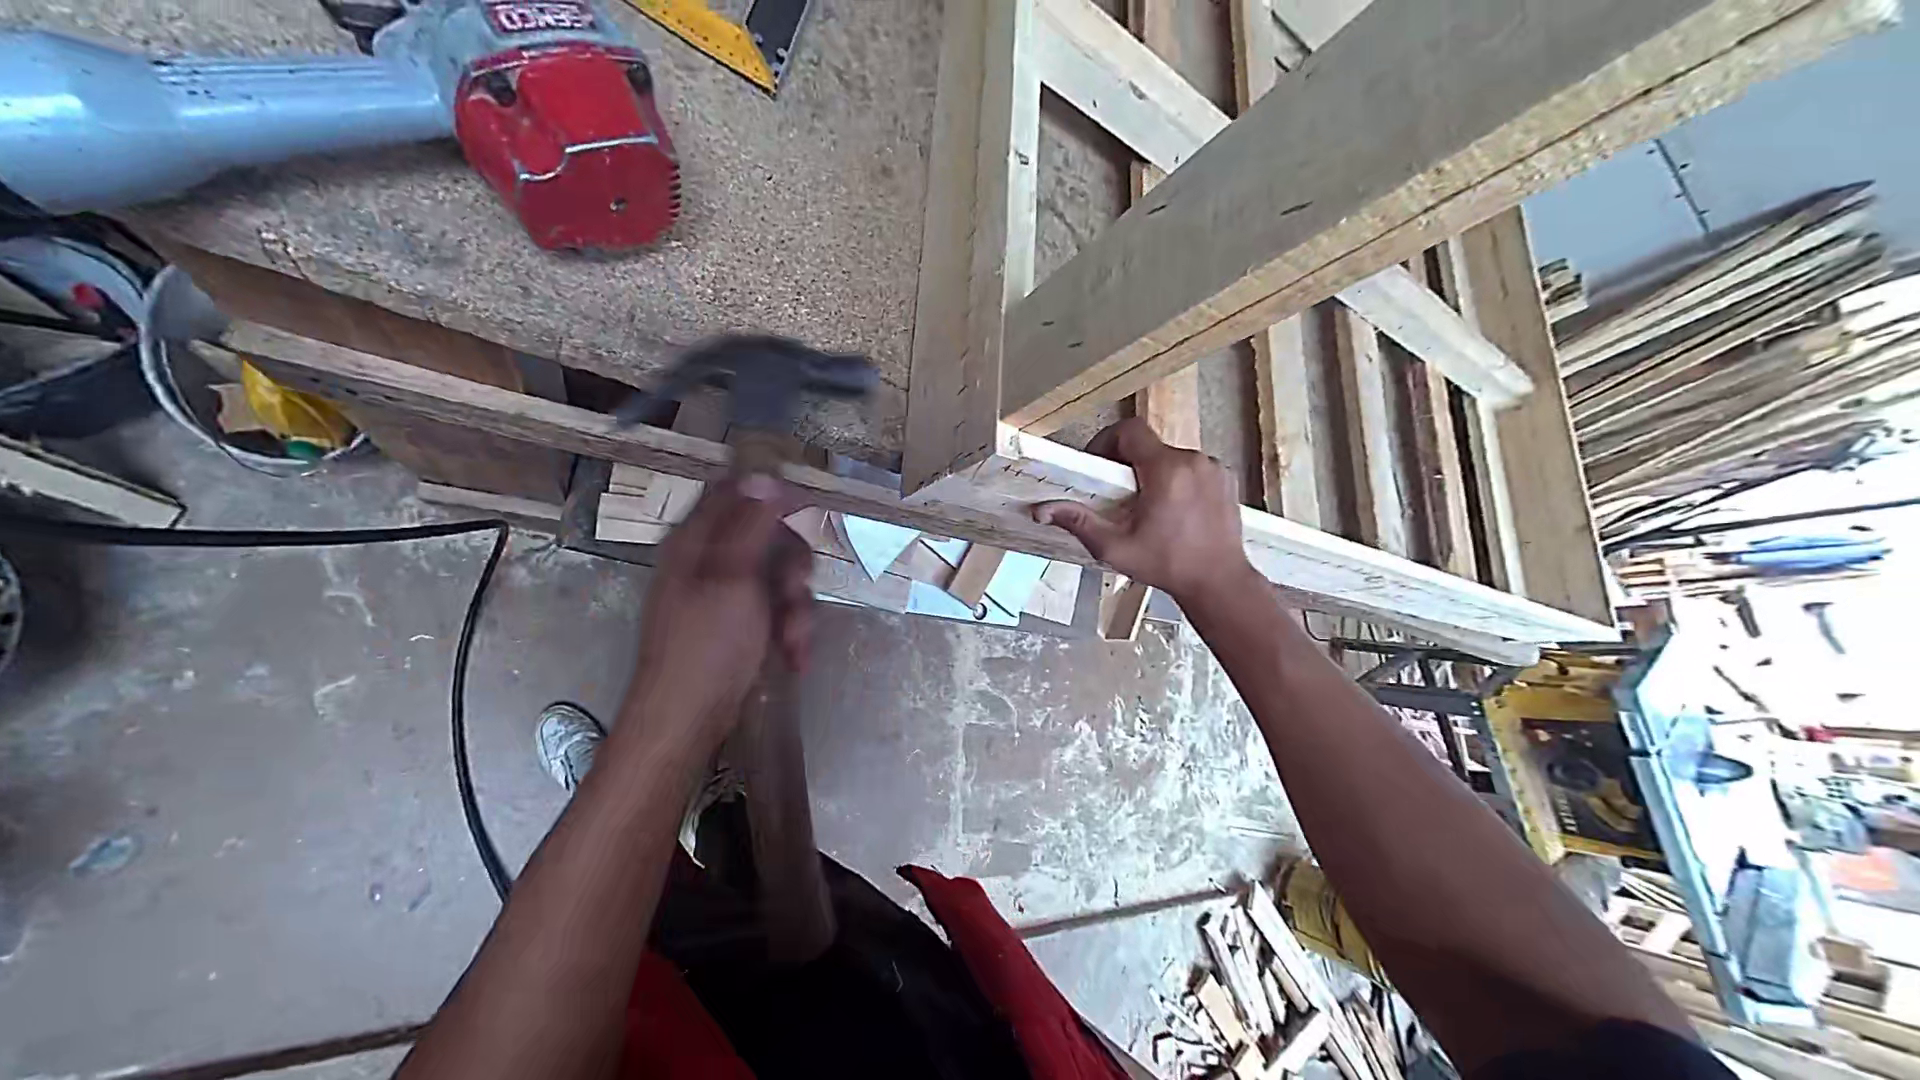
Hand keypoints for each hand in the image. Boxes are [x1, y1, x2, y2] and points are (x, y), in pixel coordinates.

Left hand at [624, 474, 813, 755]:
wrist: (688, 720)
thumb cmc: (707, 645)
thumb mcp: (733, 577)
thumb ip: (751, 524)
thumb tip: (765, 474)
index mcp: (696, 541)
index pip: (735, 492)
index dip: (772, 495)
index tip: (805, 512)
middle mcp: (709, 562)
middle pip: (768, 538)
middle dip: (793, 569)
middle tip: (796, 592)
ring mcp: (724, 596)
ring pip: (779, 579)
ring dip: (796, 610)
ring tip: (793, 642)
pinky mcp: (738, 626)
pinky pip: (775, 611)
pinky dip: (789, 631)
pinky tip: (792, 656)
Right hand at [1031, 418, 1256, 604]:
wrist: (1218, 582)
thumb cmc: (1169, 566)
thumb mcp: (1115, 547)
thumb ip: (1078, 522)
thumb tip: (1044, 510)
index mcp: (1166, 471)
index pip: (1130, 430)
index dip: (1107, 441)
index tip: (1097, 464)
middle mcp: (1193, 462)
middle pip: (1148, 444)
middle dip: (1127, 463)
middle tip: (1115, 492)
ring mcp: (1213, 469)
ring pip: (1170, 455)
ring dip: (1151, 471)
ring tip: (1142, 504)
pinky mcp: (1225, 480)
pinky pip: (1191, 467)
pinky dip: (1176, 480)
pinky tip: (1169, 509)